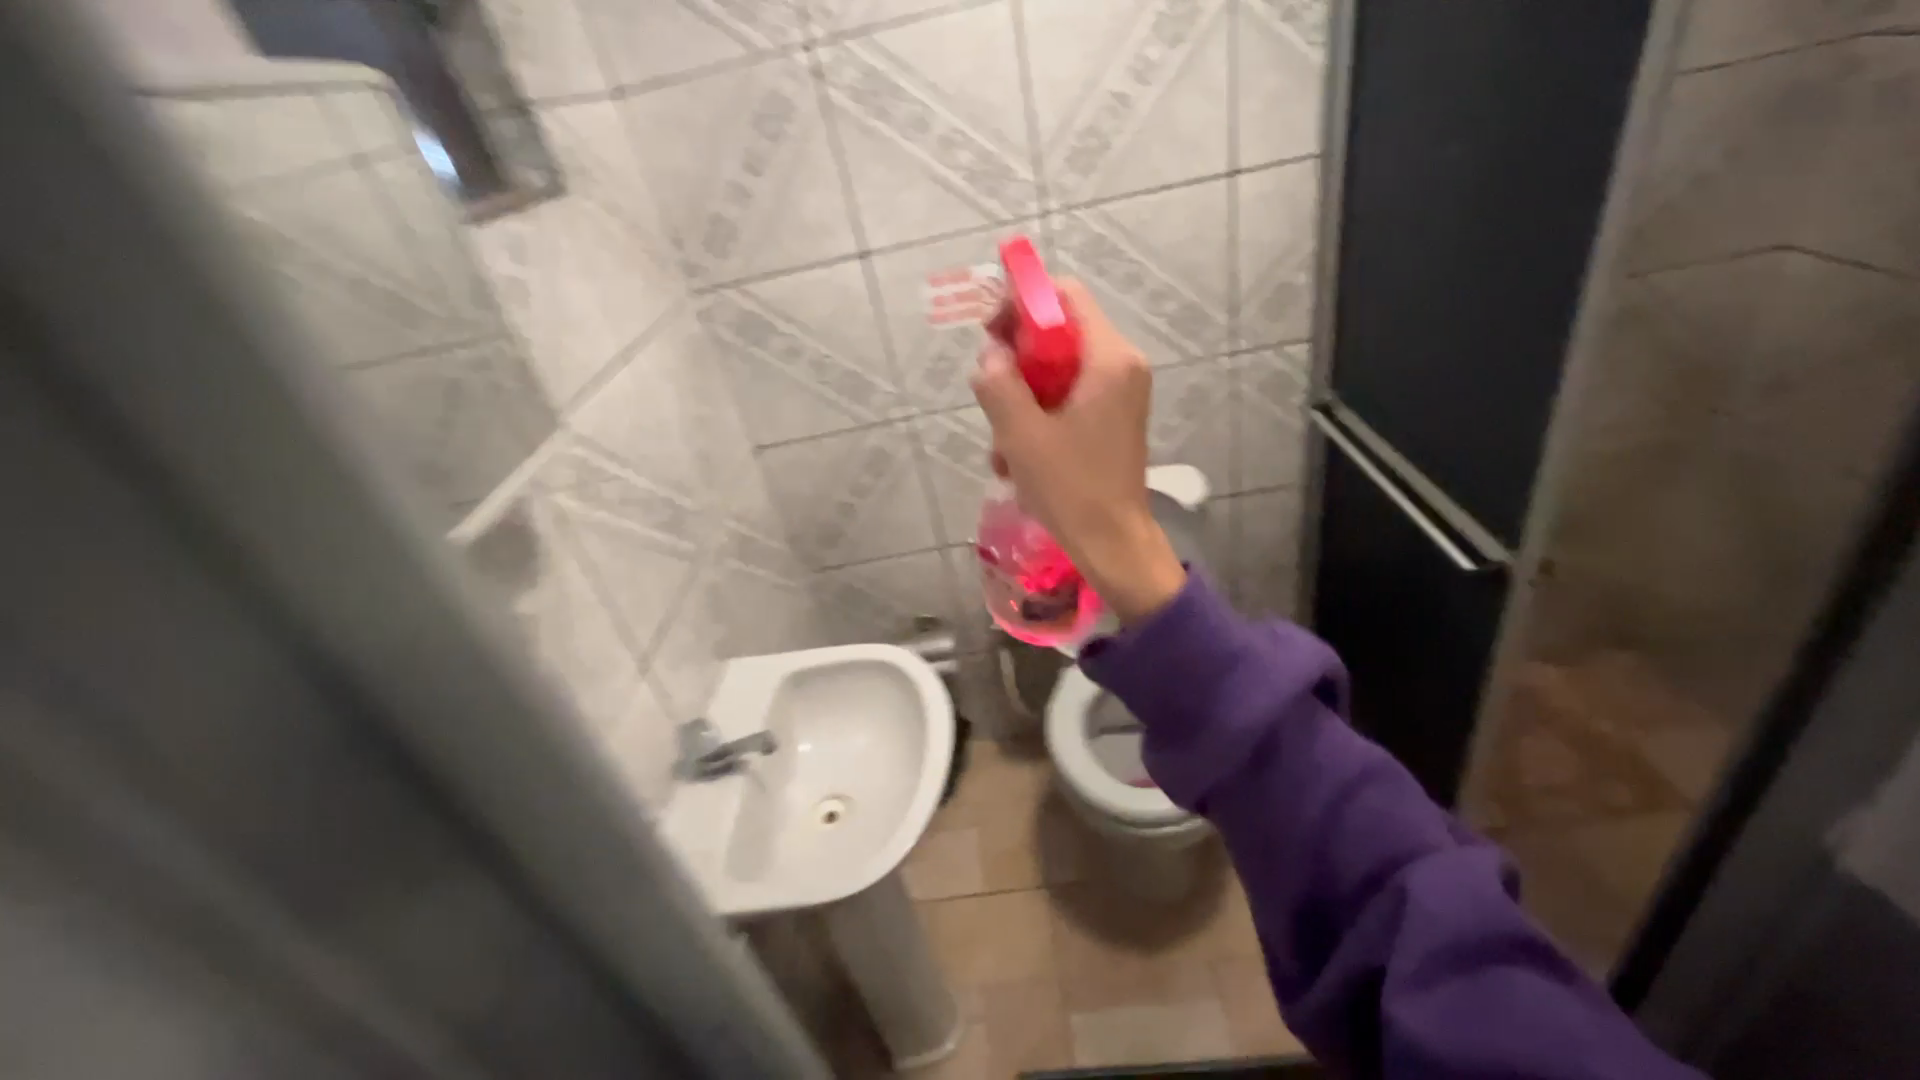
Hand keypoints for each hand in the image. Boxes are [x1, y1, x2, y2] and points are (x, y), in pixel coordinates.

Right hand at [971, 280, 1186, 623]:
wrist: (1112, 544)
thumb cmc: (1071, 489)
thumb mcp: (1020, 435)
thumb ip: (999, 384)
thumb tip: (990, 356)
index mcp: (1109, 359)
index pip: (1064, 295)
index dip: (1021, 302)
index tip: (988, 330)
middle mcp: (1122, 365)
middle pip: (1059, 332)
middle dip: (1016, 360)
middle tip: (989, 391)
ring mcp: (1120, 393)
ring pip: (1058, 369)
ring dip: (1021, 398)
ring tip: (1002, 444)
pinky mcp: (1112, 418)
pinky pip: (1068, 397)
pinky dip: (1039, 417)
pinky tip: (1017, 457)